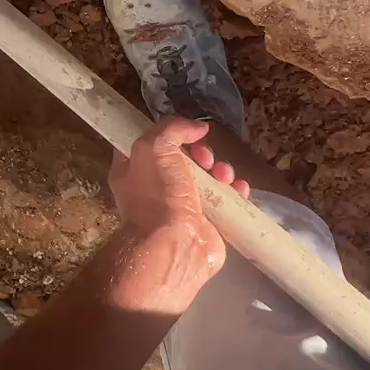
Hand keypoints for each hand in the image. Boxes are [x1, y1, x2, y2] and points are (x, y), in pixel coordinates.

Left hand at [103, 117, 241, 313]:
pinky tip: (239, 189)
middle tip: (206, 158)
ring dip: (220, 170)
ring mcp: (180, 206)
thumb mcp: (154, 148)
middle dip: (200, 153)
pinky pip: (222, 199)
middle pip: (182, 159)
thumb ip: (171, 129)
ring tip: (224, 175)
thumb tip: (197, 126)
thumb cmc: (157, 194)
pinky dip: (233, 191)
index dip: (168, 135)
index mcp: (131, 171)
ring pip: (205, 177)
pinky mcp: (205, 221)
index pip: (148, 144)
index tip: (186, 132)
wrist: (176, 243)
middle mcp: (152, 188)